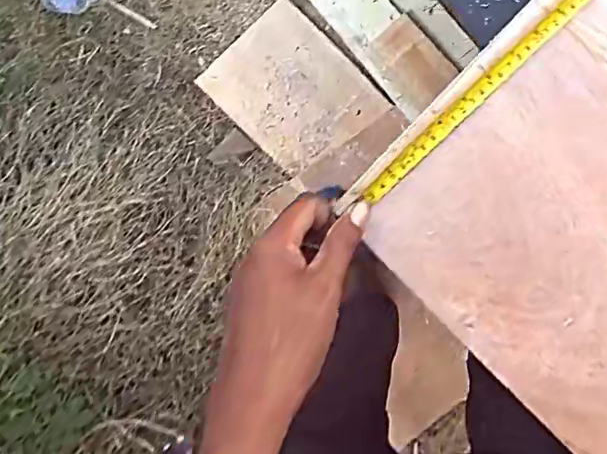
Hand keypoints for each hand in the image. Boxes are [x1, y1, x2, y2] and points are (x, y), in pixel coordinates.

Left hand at [200, 194, 368, 453]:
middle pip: (295, 224)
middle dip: (324, 234)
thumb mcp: (326, 287)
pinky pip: (276, 271)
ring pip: (287, 249)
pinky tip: (311, 304)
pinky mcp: (246, 301)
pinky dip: (297, 275)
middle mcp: (254, 254)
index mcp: (271, 244)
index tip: (356, 229)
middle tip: (348, 259)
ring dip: (313, 256)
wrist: (252, 403)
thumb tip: (359, 207)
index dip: (334, 209)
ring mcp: (247, 279)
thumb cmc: (293, 341)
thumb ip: (342, 242)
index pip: (306, 204)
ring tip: (333, 285)